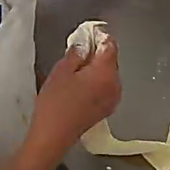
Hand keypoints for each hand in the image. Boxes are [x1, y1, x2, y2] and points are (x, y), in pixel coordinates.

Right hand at [29, 38, 121, 157]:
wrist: (54, 135)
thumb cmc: (56, 103)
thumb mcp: (62, 70)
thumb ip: (77, 52)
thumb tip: (85, 43)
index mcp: (106, 73)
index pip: (110, 45)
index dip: (99, 36)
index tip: (87, 33)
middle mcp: (116, 85)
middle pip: (111, 60)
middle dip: (97, 53)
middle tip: (78, 50)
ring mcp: (113, 98)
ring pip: (109, 74)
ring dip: (96, 68)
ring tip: (76, 69)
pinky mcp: (107, 108)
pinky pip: (106, 87)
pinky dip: (96, 81)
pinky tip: (80, 84)